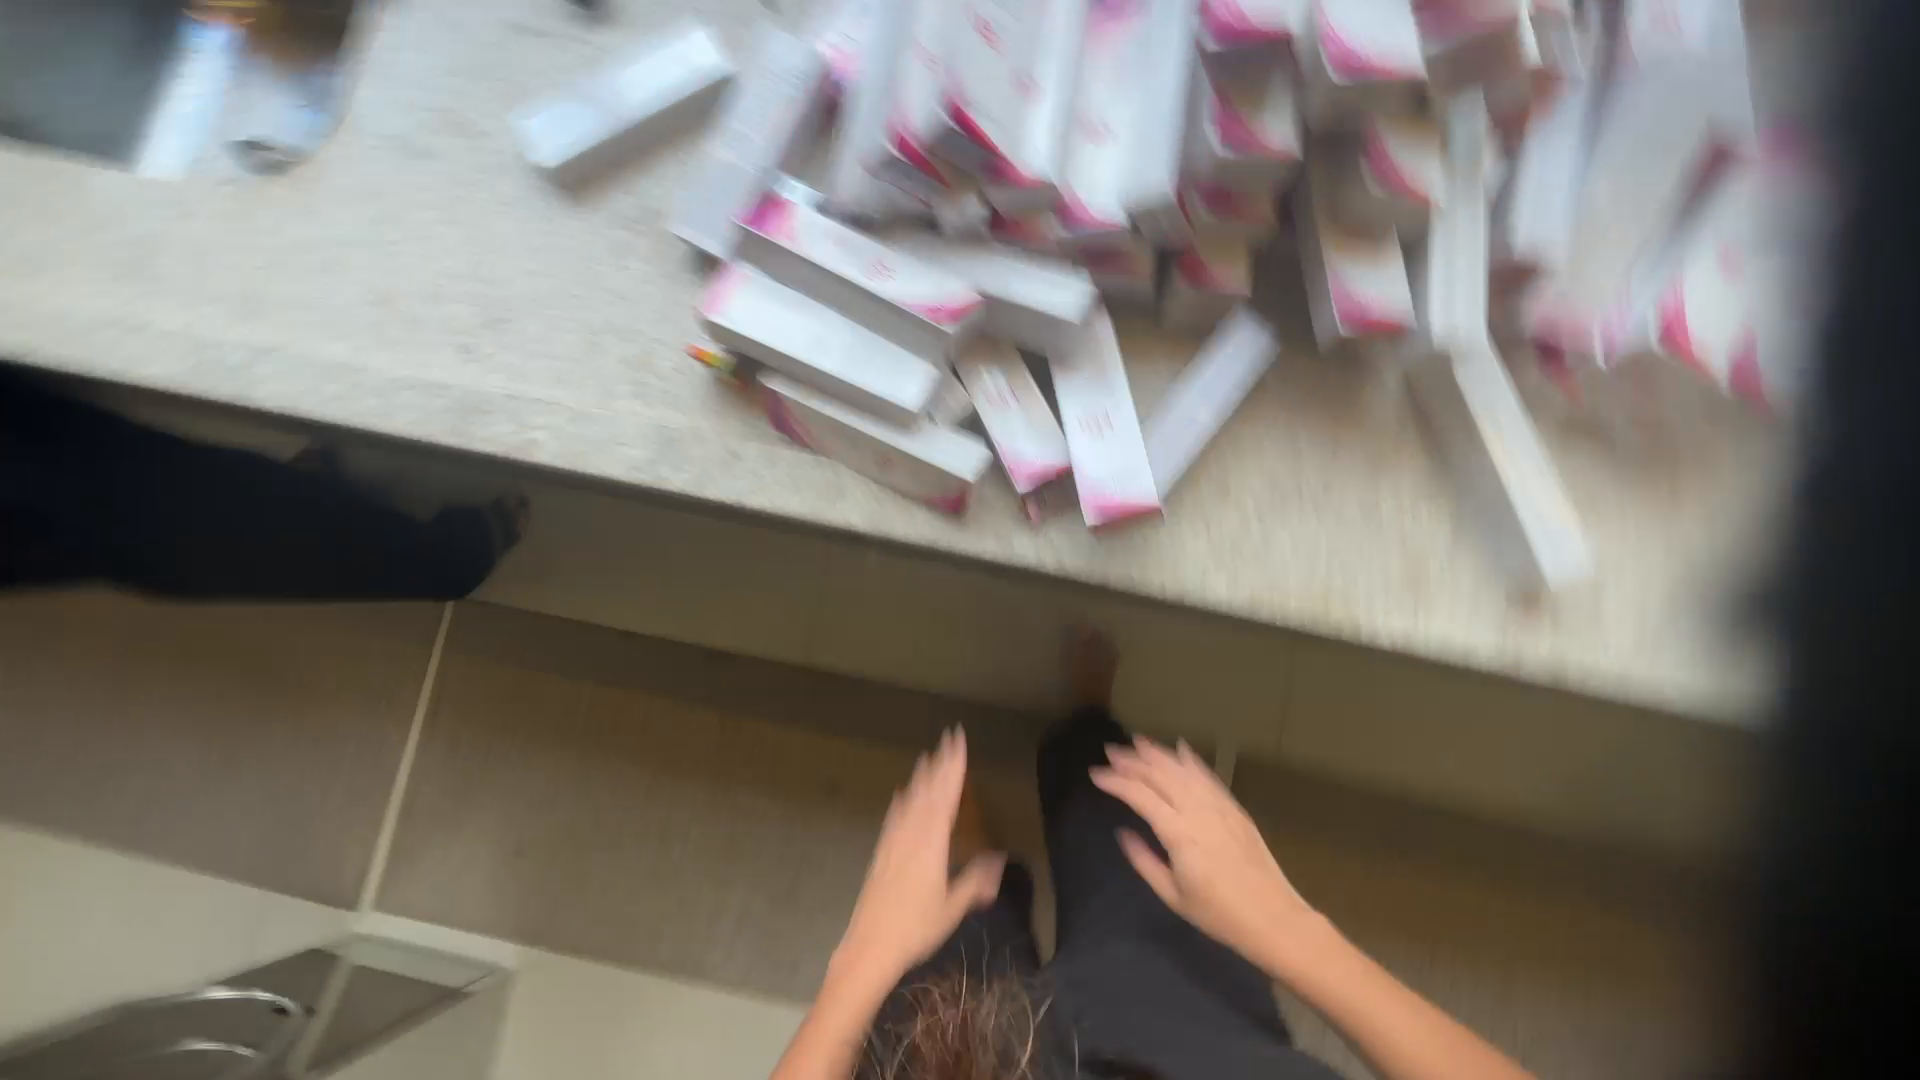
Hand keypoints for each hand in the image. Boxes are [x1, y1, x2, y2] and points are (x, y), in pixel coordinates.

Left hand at [833, 729, 1005, 987]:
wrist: (870, 945)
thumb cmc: (916, 927)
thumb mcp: (952, 907)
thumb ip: (974, 882)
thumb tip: (999, 860)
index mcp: (931, 842)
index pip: (945, 795)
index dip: (953, 767)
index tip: (959, 742)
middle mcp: (911, 834)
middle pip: (928, 791)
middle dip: (939, 764)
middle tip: (948, 738)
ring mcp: (893, 841)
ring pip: (910, 800)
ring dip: (921, 777)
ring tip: (928, 757)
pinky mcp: (881, 852)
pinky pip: (895, 817)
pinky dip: (902, 801)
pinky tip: (901, 795)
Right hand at [1092, 737, 1315, 966]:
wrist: (1274, 918)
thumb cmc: (1218, 914)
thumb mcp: (1173, 896)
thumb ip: (1145, 861)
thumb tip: (1123, 833)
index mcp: (1179, 834)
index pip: (1140, 796)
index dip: (1116, 782)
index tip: (1095, 774)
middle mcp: (1198, 811)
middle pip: (1160, 775)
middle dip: (1133, 760)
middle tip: (1111, 751)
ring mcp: (1219, 807)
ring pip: (1184, 770)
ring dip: (1159, 754)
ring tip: (1138, 741)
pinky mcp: (1235, 809)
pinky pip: (1208, 777)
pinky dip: (1192, 761)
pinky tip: (1180, 749)